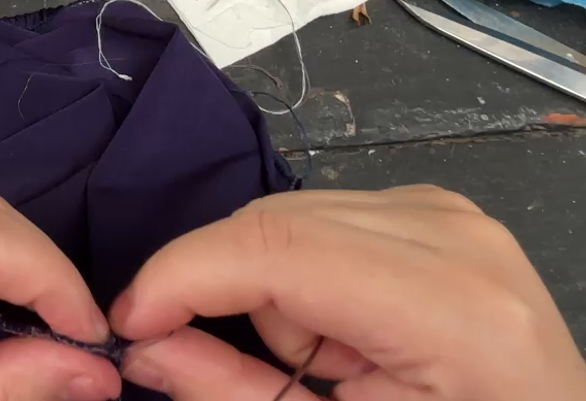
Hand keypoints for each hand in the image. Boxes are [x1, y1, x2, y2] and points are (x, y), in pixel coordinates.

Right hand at [110, 186, 585, 400]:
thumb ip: (232, 391)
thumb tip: (139, 344)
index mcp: (456, 310)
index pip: (276, 251)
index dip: (185, 275)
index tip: (128, 319)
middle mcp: (452, 231)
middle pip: (272, 224)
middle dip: (232, 294)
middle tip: (258, 371)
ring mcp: (447, 208)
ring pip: (286, 216)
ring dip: (275, 288)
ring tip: (335, 359)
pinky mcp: (435, 203)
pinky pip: (317, 217)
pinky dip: (306, 272)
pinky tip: (352, 324)